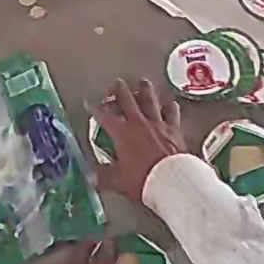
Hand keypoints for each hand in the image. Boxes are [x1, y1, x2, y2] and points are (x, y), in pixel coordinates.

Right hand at [87, 79, 183, 201]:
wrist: (172, 180)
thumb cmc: (143, 179)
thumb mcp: (119, 181)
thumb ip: (104, 177)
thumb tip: (91, 177)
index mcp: (122, 133)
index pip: (104, 116)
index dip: (95, 108)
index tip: (89, 102)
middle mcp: (139, 123)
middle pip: (128, 101)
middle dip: (120, 91)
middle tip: (117, 82)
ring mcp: (158, 124)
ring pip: (150, 101)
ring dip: (145, 91)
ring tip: (143, 82)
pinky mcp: (174, 129)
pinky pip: (172, 113)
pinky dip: (171, 107)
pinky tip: (171, 103)